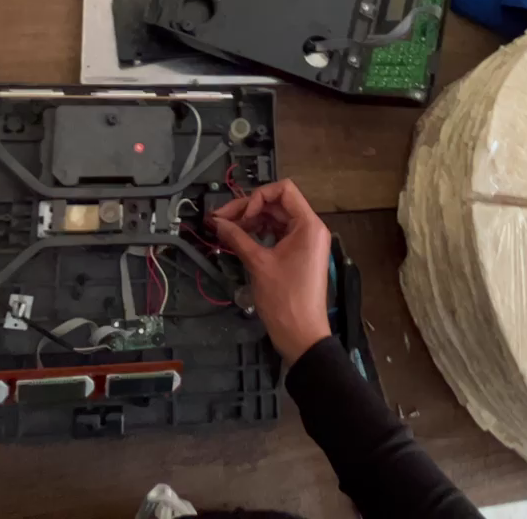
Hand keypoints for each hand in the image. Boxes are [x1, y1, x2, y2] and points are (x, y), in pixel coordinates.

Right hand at [209, 179, 332, 362]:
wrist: (302, 336)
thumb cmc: (284, 299)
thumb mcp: (258, 264)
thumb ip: (237, 237)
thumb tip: (216, 222)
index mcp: (308, 224)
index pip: (283, 190)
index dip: (258, 197)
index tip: (241, 218)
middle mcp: (310, 227)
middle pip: (276, 203)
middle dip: (248, 209)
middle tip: (220, 221)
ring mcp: (305, 241)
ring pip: (274, 218)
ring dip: (251, 221)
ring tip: (227, 231)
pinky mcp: (298, 253)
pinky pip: (277, 233)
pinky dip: (259, 233)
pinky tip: (240, 239)